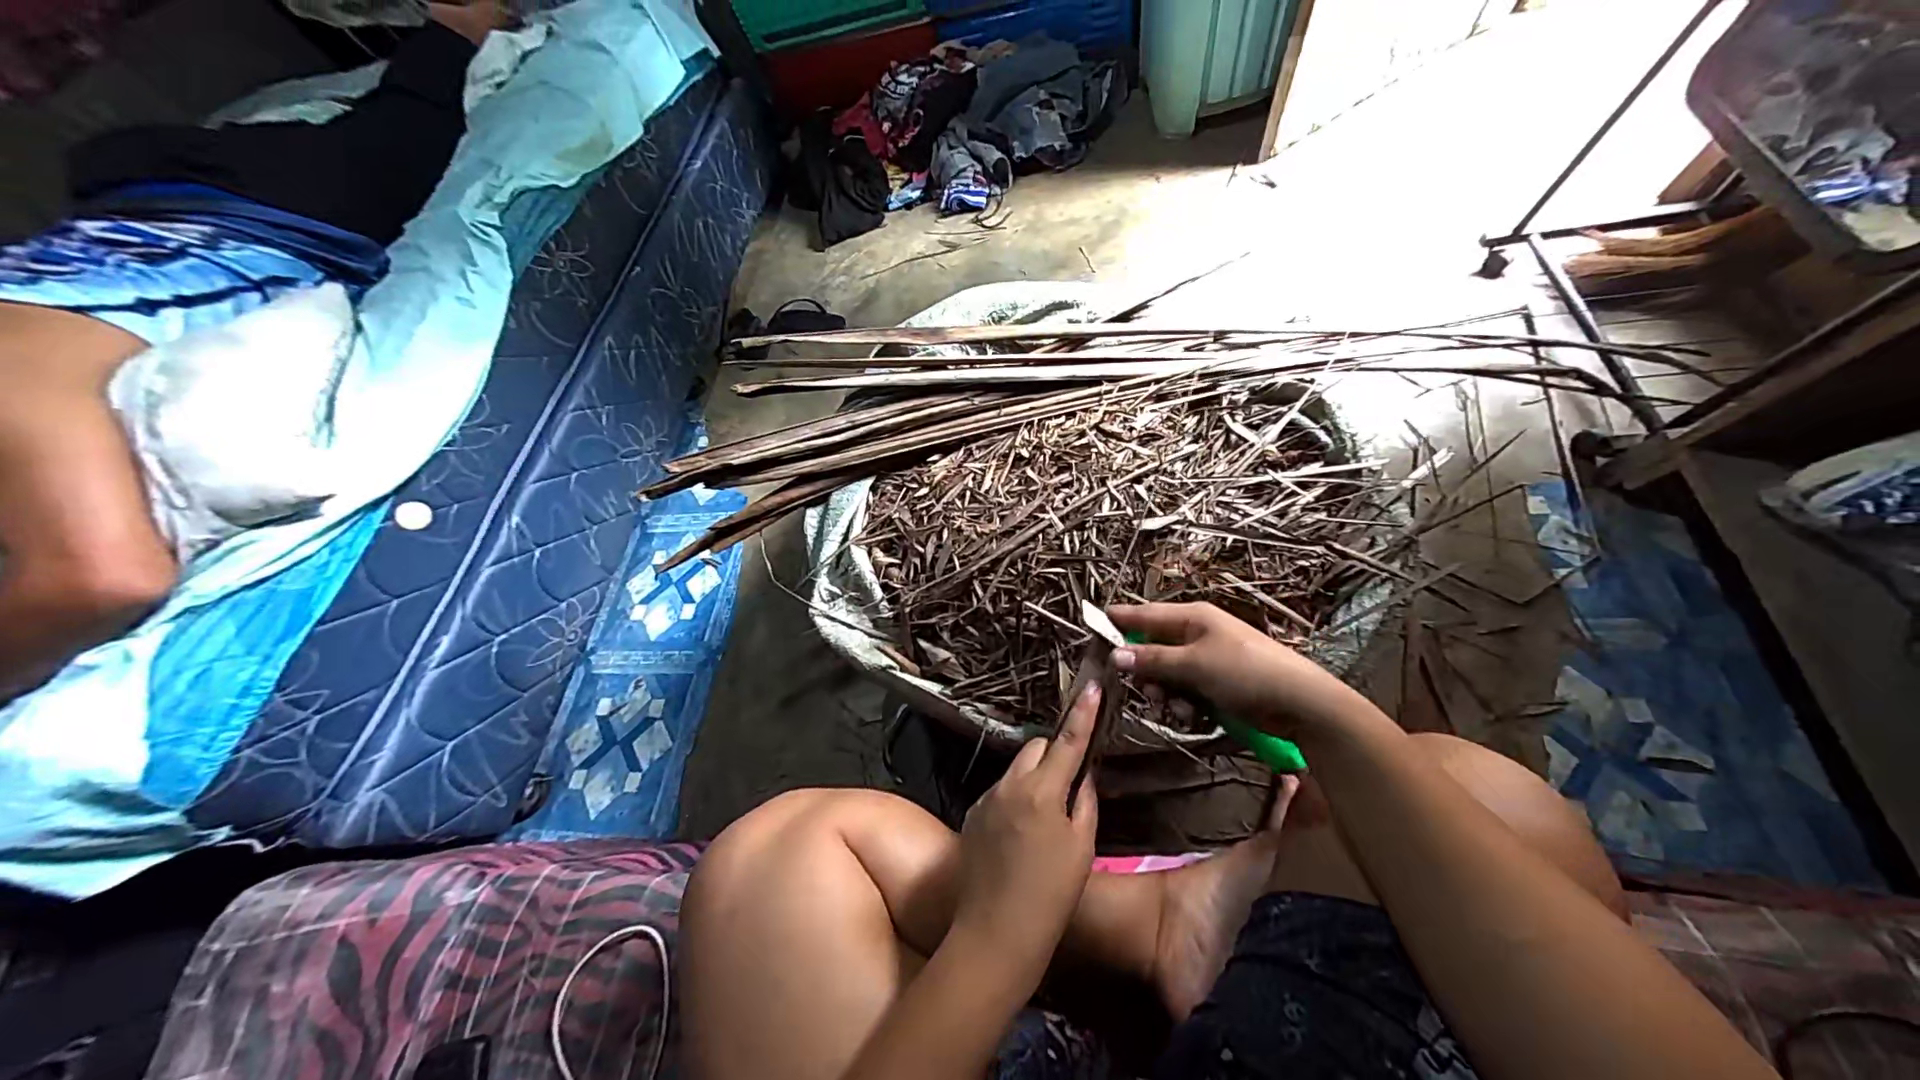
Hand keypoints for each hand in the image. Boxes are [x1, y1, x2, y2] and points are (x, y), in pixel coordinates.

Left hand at [952, 682, 1100, 963]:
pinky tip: (1022, 831)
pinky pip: (1000, 791)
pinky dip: (1015, 797)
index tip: (1091, 687)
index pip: (1067, 742)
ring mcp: (986, 798)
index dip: (1082, 713)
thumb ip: (1085, 802)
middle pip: (1035, 748)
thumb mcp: (1082, 848)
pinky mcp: (971, 813)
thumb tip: (1084, 774)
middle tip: (1070, 779)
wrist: (995, 932)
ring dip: (1033, 777)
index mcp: (1042, 792)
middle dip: (1054, 753)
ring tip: (1046, 815)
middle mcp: (1009, 786)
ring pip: (1016, 769)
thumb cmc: (1051, 895)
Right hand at [1107, 602, 1368, 739]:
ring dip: (1166, 693)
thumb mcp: (1194, 665)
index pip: (1143, 613)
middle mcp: (1197, 633)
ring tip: (1179, 708)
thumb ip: (1152, 660)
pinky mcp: (1218, 683)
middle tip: (1147, 691)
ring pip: (1167, 674)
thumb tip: (1115, 655)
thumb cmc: (1246, 672)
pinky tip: (1195, 715)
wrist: (1301, 703)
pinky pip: (1186, 690)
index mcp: (1192, 617)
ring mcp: (1208, 659)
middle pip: (1152, 648)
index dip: (1118, 621)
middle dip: (1146, 672)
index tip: (1092, 628)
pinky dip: (1185, 703)